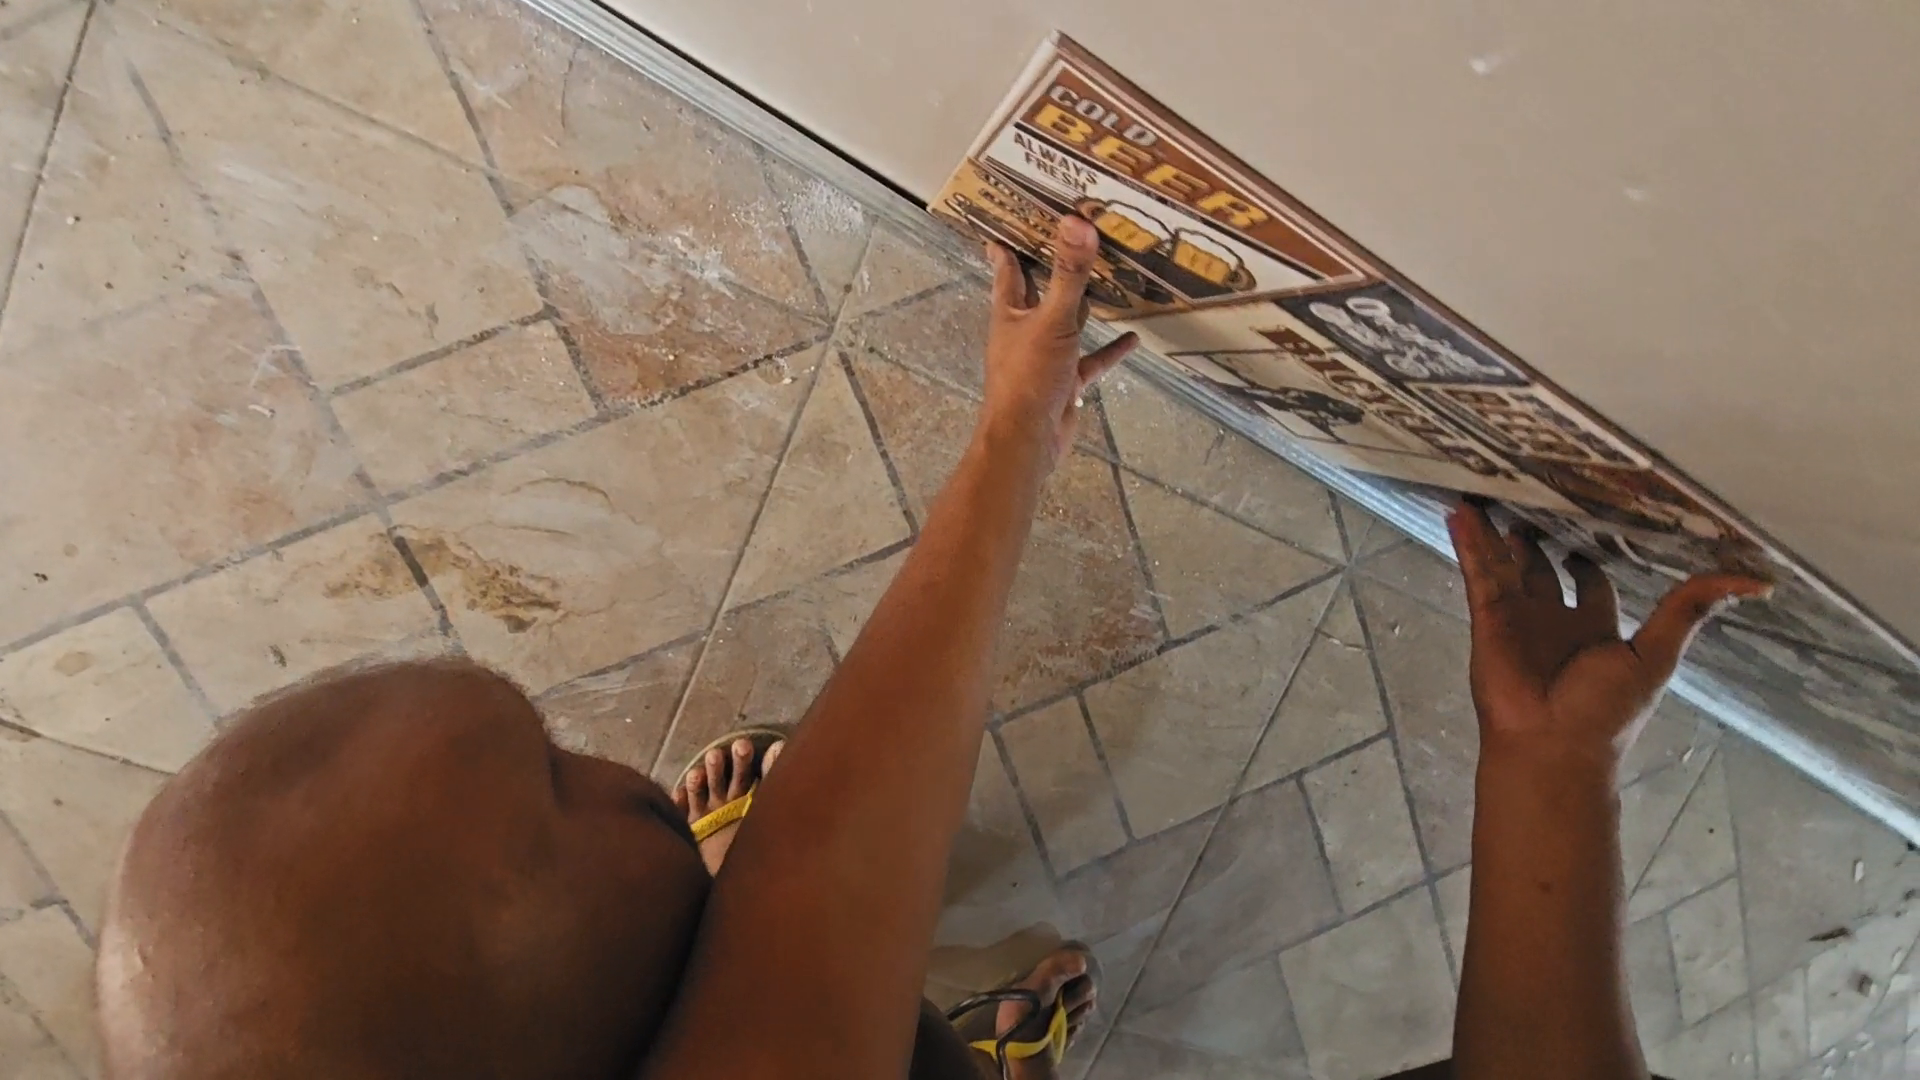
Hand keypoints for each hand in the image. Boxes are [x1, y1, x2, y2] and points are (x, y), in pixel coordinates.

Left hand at [979, 216, 1137, 467]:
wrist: (1028, 439)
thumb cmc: (1029, 376)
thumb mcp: (1052, 320)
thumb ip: (1068, 275)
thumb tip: (1078, 222)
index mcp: (1010, 314)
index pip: (1007, 272)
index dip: (1007, 248)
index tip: (1007, 224)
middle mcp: (1024, 332)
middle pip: (1038, 294)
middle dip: (1050, 270)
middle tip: (1070, 239)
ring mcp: (1046, 359)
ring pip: (1066, 325)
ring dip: (1082, 307)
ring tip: (1107, 280)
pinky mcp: (1065, 383)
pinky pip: (1091, 361)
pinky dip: (1109, 351)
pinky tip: (1132, 338)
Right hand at [1448, 502, 1769, 771]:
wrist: (1551, 742)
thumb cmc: (1604, 709)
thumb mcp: (1654, 656)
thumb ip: (1686, 612)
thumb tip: (1754, 580)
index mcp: (1592, 627)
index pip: (1589, 581)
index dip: (1589, 555)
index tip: (1592, 521)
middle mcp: (1551, 617)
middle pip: (1541, 568)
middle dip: (1536, 538)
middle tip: (1533, 500)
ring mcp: (1516, 615)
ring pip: (1505, 565)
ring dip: (1495, 533)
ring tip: (1488, 495)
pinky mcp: (1486, 615)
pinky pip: (1478, 574)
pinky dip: (1468, 544)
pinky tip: (1462, 515)